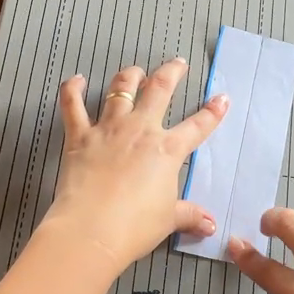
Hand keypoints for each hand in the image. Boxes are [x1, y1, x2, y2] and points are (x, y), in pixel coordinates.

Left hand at [39, 59, 228, 268]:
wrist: (91, 230)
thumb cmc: (134, 226)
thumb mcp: (168, 220)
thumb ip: (188, 215)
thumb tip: (210, 224)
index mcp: (167, 149)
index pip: (198, 126)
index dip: (213, 112)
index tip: (222, 98)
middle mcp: (141, 130)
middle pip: (159, 89)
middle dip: (171, 72)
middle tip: (178, 63)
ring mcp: (109, 129)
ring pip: (120, 89)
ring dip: (130, 76)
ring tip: (136, 71)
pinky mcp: (80, 136)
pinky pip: (72, 105)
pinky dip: (72, 89)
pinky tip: (76, 79)